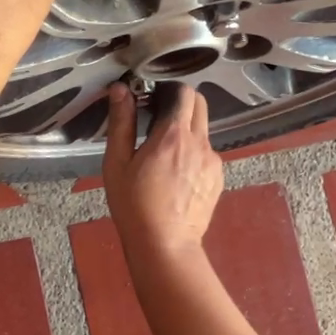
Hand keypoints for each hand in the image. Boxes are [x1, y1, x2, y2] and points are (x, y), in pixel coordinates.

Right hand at [102, 82, 222, 258]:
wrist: (165, 244)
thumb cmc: (133, 205)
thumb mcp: (116, 164)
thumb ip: (121, 123)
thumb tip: (121, 90)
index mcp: (172, 135)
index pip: (183, 92)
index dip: (168, 90)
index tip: (151, 100)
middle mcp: (199, 142)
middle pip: (200, 103)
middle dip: (182, 103)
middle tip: (159, 118)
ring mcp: (213, 161)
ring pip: (204, 131)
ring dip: (187, 131)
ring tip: (165, 156)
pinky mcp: (218, 178)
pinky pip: (207, 154)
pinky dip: (194, 154)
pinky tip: (177, 177)